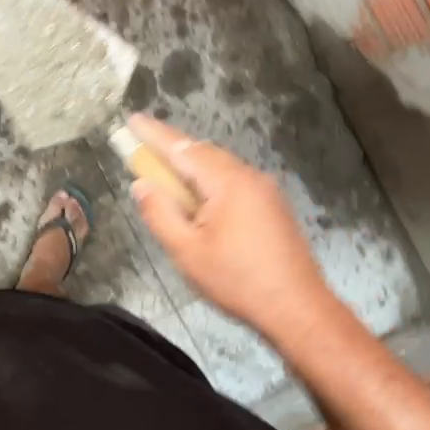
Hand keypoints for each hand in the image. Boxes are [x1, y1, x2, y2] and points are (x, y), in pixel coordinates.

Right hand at [126, 115, 342, 342]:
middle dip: (171, 149)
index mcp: (227, 183)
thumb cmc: (237, 281)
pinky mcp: (272, 207)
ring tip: (164, 177)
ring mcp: (265, 191)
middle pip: (203, 153)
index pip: (182, 149)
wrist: (298, 310)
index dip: (153, 135)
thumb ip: (160, 213)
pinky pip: (233, 181)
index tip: (131, 120)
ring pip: (219, 167)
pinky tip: (197, 200)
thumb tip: (141, 184)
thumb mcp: (187, 251)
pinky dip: (208, 181)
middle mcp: (249, 177)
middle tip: (142, 150)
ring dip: (190, 167)